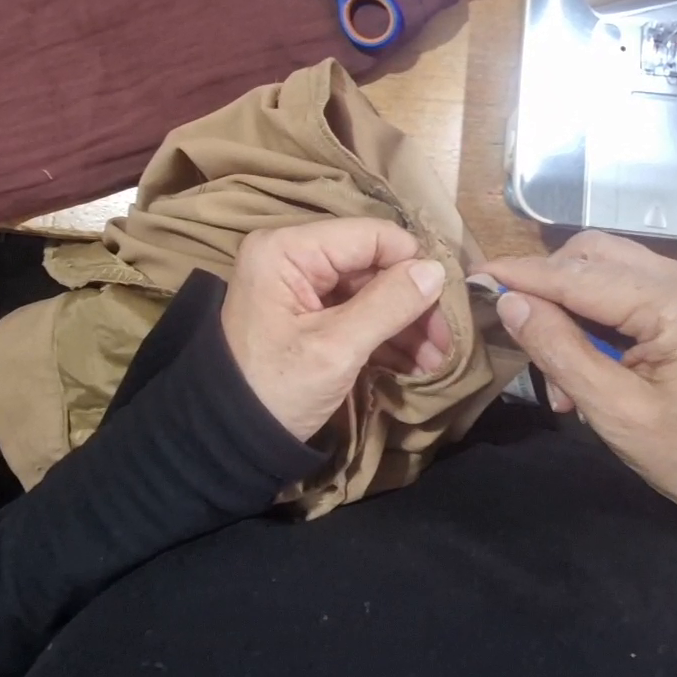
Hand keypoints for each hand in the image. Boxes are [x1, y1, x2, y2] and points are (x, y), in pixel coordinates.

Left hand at [221, 219, 450, 441]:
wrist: (229, 440)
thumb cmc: (276, 390)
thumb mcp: (335, 349)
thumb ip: (387, 305)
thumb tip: (436, 270)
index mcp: (288, 249)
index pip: (370, 235)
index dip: (413, 264)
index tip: (447, 304)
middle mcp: (295, 256)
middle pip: (374, 263)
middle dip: (414, 302)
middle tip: (446, 342)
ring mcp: (303, 286)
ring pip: (372, 290)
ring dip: (407, 323)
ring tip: (437, 361)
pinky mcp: (311, 314)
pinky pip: (360, 312)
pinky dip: (388, 335)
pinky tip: (416, 363)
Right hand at [479, 232, 676, 535]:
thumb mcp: (617, 413)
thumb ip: (559, 350)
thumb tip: (509, 302)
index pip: (578, 276)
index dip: (520, 276)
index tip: (473, 278)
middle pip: (592, 255)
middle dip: (546, 286)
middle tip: (518, 332)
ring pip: (606, 267)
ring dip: (569, 304)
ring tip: (558, 371)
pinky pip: (628, 288)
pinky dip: (596, 315)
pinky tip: (587, 361)